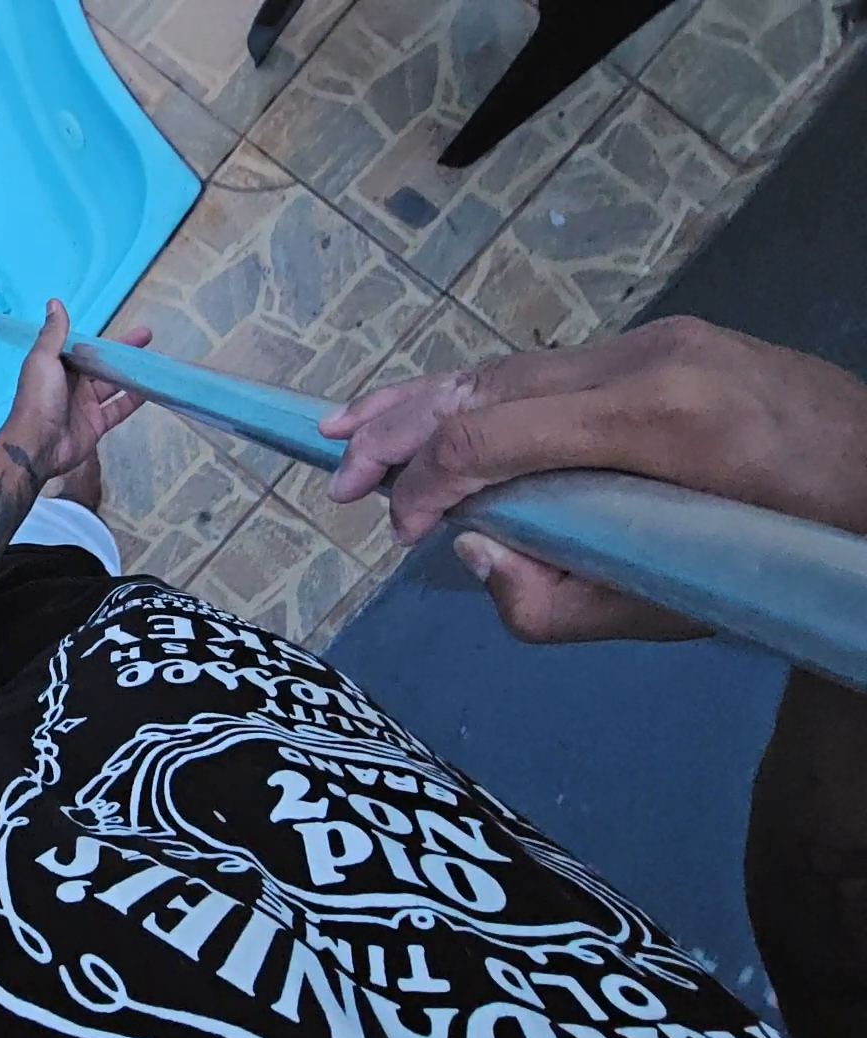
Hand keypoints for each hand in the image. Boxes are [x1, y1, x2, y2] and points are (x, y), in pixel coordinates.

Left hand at [1, 299, 149, 481]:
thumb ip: (53, 333)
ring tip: (156, 361)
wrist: (38, 445)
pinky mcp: (96, 425)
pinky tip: (153, 388)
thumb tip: (54, 302)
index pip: (86, 348)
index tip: (119, 326)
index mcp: (58, 367)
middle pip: (102, 364)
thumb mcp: (43, 360)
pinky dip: (135, 399)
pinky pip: (119, 409)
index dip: (105, 339)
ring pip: (113, 385)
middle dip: (124, 352)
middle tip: (149, 337)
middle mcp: (72, 384)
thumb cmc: (39, 398)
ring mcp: (85, 405)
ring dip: (133, 373)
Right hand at [319, 316, 866, 643]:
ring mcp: (643, 340)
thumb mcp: (660, 613)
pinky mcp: (644, 342)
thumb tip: (463, 546)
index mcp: (652, 419)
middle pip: (471, 393)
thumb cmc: (782, 559)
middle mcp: (639, 359)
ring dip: (405, 405)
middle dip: (390, 440)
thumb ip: (544, 602)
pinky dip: (453, 392)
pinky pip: (522, 371)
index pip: (484, 437)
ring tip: (340, 432)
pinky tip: (406, 403)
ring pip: (488, 371)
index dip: (420, 484)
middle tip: (340, 485)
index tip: (401, 532)